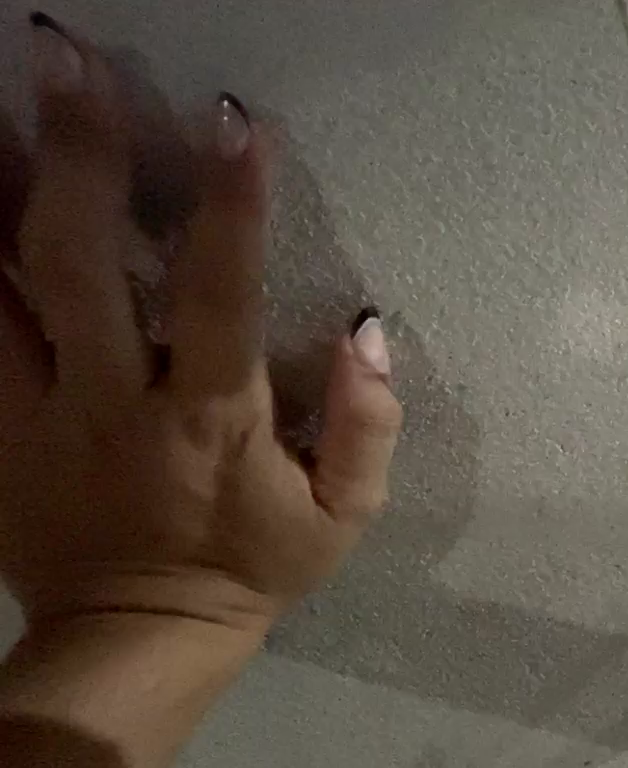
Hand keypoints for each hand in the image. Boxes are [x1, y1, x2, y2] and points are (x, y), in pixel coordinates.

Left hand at [0, 17, 400, 645]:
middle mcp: (113, 393)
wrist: (144, 624)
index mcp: (214, 416)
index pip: (217, 290)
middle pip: (75, 255)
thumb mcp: (350, 510)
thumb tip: (368, 333)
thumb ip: (367, 424)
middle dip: (73, 148)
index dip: (228, 204)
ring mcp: (33, 401)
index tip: (235, 124)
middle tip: (69, 54)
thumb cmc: (266, 561)